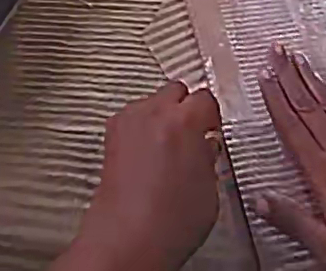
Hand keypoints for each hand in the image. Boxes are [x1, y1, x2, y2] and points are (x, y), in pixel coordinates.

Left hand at [56, 82, 223, 270]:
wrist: (129, 235)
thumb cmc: (169, 221)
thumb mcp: (209, 191)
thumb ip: (209, 156)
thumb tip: (206, 144)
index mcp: (184, 122)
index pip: (205, 97)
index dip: (211, 114)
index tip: (212, 125)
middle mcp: (155, 111)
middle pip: (176, 89)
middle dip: (186, 107)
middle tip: (192, 132)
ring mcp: (131, 117)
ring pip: (153, 100)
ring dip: (162, 116)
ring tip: (167, 149)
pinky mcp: (113, 127)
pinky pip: (134, 115)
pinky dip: (142, 126)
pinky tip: (147, 154)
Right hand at [256, 48, 325, 270]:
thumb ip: (294, 221)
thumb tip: (259, 200)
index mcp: (325, 174)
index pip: (291, 127)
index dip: (275, 98)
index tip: (263, 74)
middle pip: (309, 106)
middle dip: (289, 75)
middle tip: (276, 50)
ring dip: (315, 79)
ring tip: (300, 58)